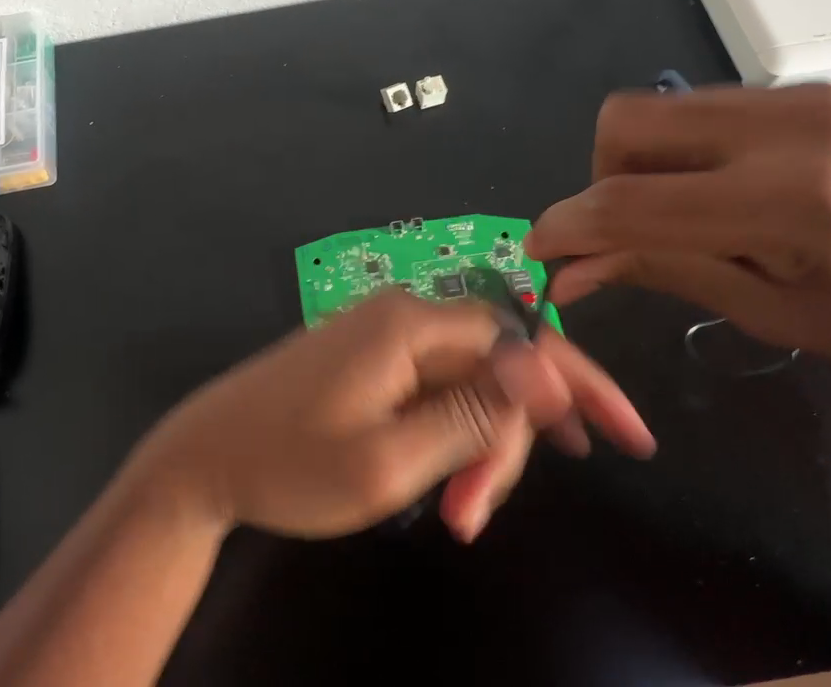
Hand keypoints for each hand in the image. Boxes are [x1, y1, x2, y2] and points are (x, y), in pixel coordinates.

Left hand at [128, 291, 655, 542]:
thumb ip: (470, 414)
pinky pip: (433, 389)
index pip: (520, 339)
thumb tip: (543, 371)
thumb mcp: (389, 460)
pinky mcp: (367, 363)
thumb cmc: (290, 466)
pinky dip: (452, 434)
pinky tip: (459, 477)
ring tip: (467, 511)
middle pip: (496, 363)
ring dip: (479, 446)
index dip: (578, 384)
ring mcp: (382, 339)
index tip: (627, 438)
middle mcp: (403, 318)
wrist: (203, 459)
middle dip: (511, 439)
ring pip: (466, 382)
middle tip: (484, 512)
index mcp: (410, 326)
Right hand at [526, 84, 830, 400]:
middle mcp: (790, 126)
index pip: (631, 202)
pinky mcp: (813, 90)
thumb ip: (665, 272)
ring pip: (661, 107)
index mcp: (792, 202)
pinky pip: (707, 106)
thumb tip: (571, 272)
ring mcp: (803, 97)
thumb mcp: (777, 314)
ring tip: (684, 216)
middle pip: (627, 123)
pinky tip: (725, 191)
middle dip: (601, 180)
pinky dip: (685, 148)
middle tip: (629, 235)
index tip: (537, 253)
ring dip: (640, 161)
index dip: (568, 227)